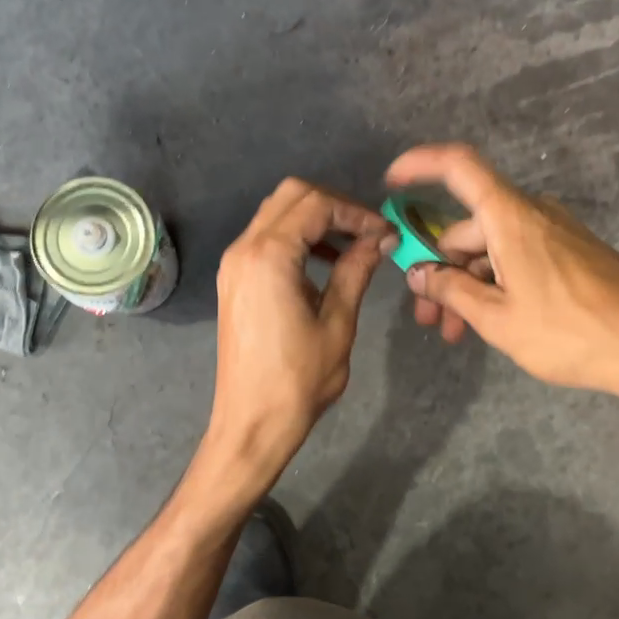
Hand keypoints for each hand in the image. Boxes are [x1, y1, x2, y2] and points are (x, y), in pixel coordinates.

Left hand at [201, 178, 392, 486]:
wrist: (251, 422)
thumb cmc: (298, 379)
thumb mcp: (338, 322)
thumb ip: (356, 271)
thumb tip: (380, 238)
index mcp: (269, 256)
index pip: (315, 204)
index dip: (355, 212)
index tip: (384, 232)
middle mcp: (243, 249)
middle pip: (290, 195)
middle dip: (333, 205)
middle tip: (367, 232)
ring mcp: (233, 264)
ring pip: (275, 214)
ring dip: (314, 219)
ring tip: (352, 246)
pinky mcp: (233, 280)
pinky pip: (265, 239)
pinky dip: (295, 238)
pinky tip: (323, 264)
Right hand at [386, 143, 618, 399]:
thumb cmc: (571, 331)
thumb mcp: (498, 319)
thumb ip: (451, 291)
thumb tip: (418, 274)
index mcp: (509, 217)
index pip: (458, 166)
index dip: (419, 164)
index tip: (390, 184)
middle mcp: (530, 214)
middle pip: (468, 226)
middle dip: (440, 268)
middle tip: (427, 317)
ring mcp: (554, 234)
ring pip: (492, 249)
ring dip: (467, 285)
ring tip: (456, 334)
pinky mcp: (571, 254)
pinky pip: (518, 259)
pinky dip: (496, 285)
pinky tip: (491, 324)